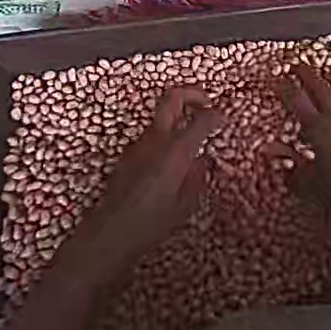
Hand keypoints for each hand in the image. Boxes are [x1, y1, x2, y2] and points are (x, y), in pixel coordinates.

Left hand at [74, 87, 224, 261]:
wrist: (108, 235)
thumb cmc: (150, 224)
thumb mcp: (185, 203)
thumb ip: (197, 175)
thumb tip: (203, 159)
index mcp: (175, 151)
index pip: (201, 119)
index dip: (215, 115)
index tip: (222, 118)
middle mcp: (155, 141)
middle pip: (172, 98)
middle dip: (192, 94)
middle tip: (206, 103)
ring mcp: (138, 146)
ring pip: (160, 117)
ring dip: (177, 116)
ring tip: (192, 136)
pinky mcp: (127, 156)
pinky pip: (151, 136)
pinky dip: (165, 137)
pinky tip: (172, 159)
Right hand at [277, 65, 330, 216]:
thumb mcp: (309, 181)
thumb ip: (289, 165)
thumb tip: (268, 151)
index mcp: (317, 128)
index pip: (296, 100)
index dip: (284, 87)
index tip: (274, 78)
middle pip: (319, 86)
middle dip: (306, 73)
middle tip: (295, 64)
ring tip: (325, 73)